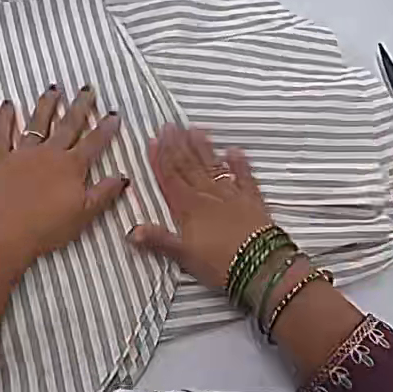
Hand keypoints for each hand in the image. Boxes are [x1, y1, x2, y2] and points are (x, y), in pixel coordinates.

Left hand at [0, 86, 129, 324]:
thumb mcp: (85, 214)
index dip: (105, 128)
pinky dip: (5, 118)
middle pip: (68, 125)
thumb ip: (104, 193)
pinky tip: (8, 104)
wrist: (5, 233)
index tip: (114, 114)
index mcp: (72, 167)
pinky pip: (3, 134)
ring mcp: (24, 154)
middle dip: (80, 107)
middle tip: (87, 89)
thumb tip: (122, 177)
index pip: (94, 143)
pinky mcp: (2, 160)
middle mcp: (50, 154)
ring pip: (39, 123)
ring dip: (47, 105)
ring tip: (54, 89)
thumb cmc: (48, 227)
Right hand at [127, 125, 272, 290]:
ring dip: (203, 148)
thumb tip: (131, 231)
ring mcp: (232, 195)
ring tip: (195, 129)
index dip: (160, 158)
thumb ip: (159, 240)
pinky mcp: (253, 200)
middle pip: (189, 166)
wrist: (261, 266)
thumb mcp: (184, 256)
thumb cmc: (220, 264)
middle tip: (170, 125)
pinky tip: (234, 151)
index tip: (154, 140)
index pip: (170, 177)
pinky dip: (239, 163)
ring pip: (213, 166)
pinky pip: (244, 176)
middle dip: (177, 145)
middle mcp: (208, 195)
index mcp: (189, 207)